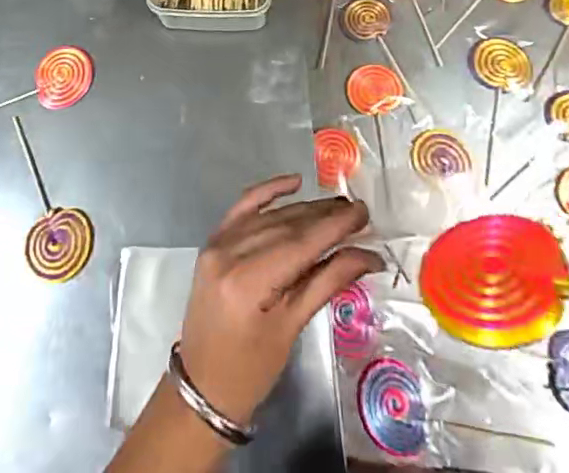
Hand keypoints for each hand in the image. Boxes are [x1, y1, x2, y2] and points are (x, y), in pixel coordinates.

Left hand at [178, 175, 382, 424]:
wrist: (200, 387)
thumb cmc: (250, 369)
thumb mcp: (291, 328)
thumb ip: (328, 282)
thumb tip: (369, 256)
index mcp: (248, 282)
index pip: (301, 243)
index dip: (335, 226)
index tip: (364, 213)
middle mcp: (229, 255)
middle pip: (286, 225)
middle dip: (326, 216)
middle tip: (359, 211)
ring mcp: (217, 246)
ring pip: (270, 217)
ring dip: (307, 209)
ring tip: (339, 206)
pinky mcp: (212, 244)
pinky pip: (242, 208)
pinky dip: (268, 192)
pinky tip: (294, 182)